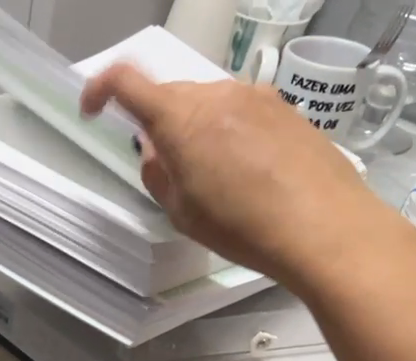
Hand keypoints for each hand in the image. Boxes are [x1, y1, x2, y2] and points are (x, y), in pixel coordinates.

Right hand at [80, 64, 413, 294]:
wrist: (322, 225)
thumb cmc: (242, 225)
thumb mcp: (182, 212)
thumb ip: (160, 173)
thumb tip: (156, 150)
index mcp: (180, 117)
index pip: (128, 81)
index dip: (101, 89)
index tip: (94, 110)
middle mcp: (216, 94)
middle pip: (170, 94)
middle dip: (156, 124)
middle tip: (165, 171)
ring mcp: (254, 96)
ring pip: (206, 104)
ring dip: (195, 131)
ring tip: (210, 180)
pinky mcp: (283, 107)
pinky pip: (238, 112)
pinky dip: (226, 134)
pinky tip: (243, 174)